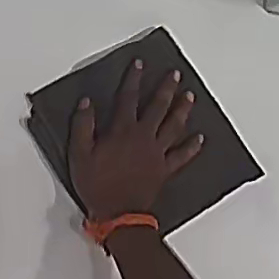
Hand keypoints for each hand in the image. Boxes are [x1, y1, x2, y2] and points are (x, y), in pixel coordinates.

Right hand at [69, 59, 203, 219]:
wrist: (118, 214)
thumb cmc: (97, 183)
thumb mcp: (79, 152)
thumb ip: (83, 125)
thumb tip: (87, 103)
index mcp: (122, 131)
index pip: (128, 97)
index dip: (133, 78)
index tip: (139, 64)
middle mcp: (143, 137)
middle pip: (158, 107)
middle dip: (166, 89)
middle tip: (175, 75)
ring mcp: (157, 153)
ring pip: (174, 126)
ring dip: (182, 110)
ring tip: (189, 96)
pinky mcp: (165, 169)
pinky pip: (182, 155)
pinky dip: (192, 146)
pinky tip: (200, 138)